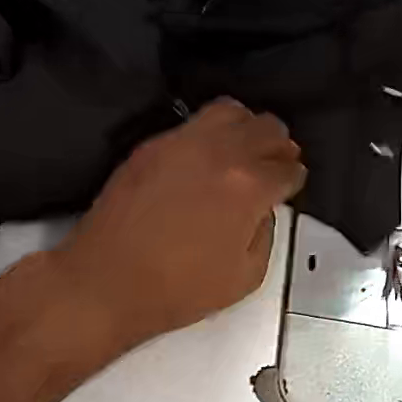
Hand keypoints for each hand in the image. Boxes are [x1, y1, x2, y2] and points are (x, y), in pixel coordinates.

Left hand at [53, 98, 306, 345]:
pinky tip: (205, 158)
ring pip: (230, 111)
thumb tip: (262, 213)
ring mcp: (181, 143)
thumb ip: (265, 235)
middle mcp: (219, 153)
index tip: (289, 187)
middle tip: (273, 166)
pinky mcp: (150, 146)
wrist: (108, 282)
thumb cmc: (176, 290)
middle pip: (267, 128)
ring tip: (242, 153)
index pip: (288, 168)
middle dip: (278, 147)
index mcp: (248, 187)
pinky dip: (209, 134)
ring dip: (246, 128)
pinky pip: (192, 124)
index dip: (293, 180)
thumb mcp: (245, 277)